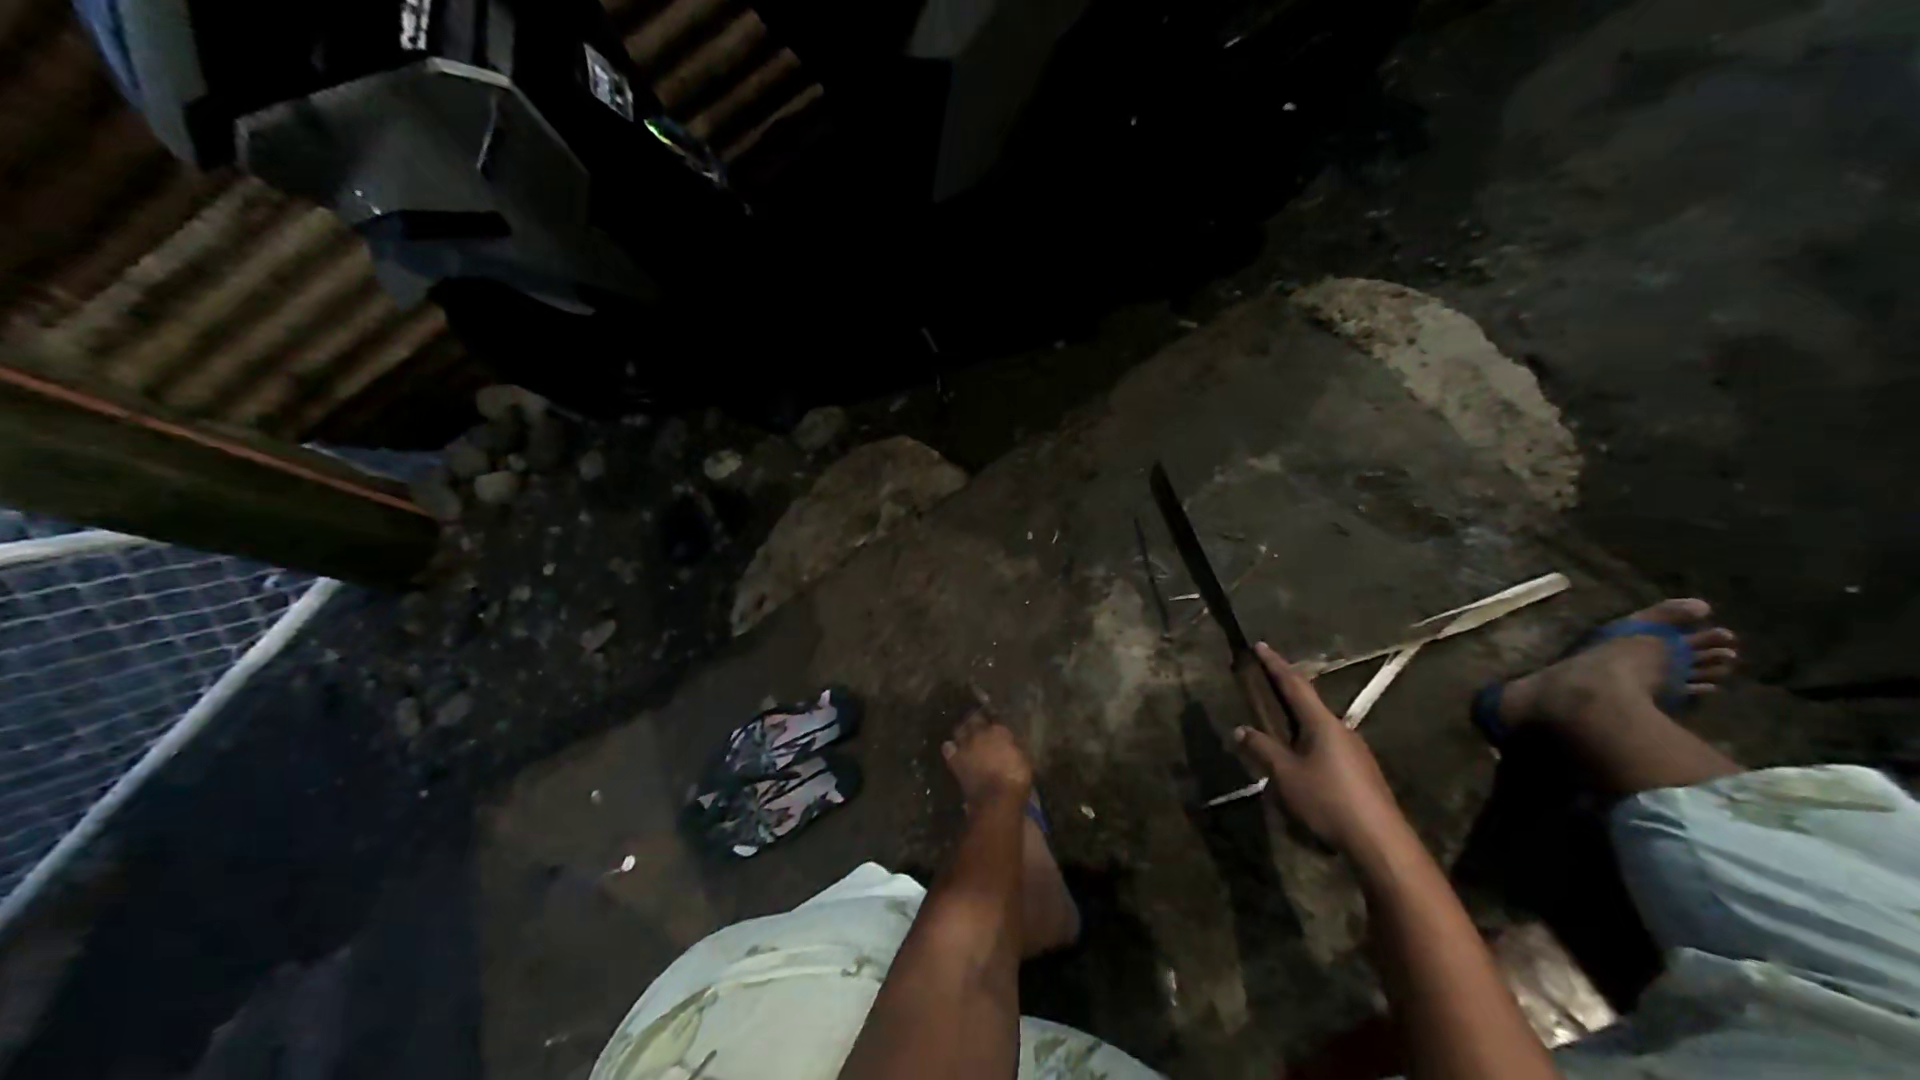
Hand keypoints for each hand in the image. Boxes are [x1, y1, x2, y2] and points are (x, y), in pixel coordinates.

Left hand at [943, 711, 1033, 809]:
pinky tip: (954, 749)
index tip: (996, 727)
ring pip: (959, 729)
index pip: (995, 720)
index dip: (995, 723)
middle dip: (976, 720)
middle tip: (979, 725)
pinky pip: (948, 747)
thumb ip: (1015, 746)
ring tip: (966, 735)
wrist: (996, 800)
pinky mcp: (954, 759)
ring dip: (963, 731)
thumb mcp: (1024, 760)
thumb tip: (1010, 742)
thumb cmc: (1016, 780)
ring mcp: (965, 745)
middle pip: (974, 718)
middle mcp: (980, 733)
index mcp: (999, 731)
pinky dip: (951, 747)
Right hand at [1234, 643, 1402, 852]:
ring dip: (1296, 720)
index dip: (1276, 664)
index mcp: (1322, 723)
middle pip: (1309, 702)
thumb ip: (1262, 749)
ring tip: (1276, 725)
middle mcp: (1341, 729)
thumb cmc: (1329, 800)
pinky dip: (1307, 740)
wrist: (1381, 842)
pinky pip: (1327, 745)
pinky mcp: (1360, 771)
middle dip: (1286, 689)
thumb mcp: (1286, 775)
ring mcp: (1355, 751)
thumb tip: (1240, 729)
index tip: (1261, 645)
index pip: (1295, 685)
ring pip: (1318, 726)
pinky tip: (1300, 760)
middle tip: (1265, 681)